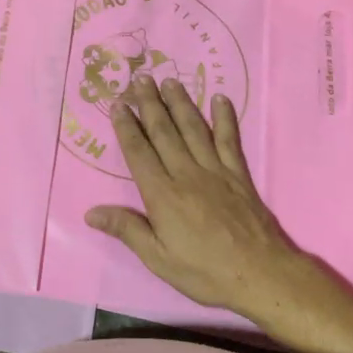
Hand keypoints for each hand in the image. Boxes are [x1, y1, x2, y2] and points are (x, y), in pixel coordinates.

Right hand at [84, 77, 302, 315]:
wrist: (261, 274)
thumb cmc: (205, 272)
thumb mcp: (158, 259)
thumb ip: (127, 230)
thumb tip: (91, 212)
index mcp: (162, 195)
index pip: (139, 153)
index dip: (126, 127)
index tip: (118, 104)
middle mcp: (186, 175)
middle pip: (164, 133)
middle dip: (150, 104)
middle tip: (141, 78)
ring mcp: (215, 172)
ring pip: (193, 129)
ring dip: (180, 103)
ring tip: (170, 81)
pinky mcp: (239, 176)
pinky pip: (229, 140)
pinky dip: (224, 119)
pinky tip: (220, 99)